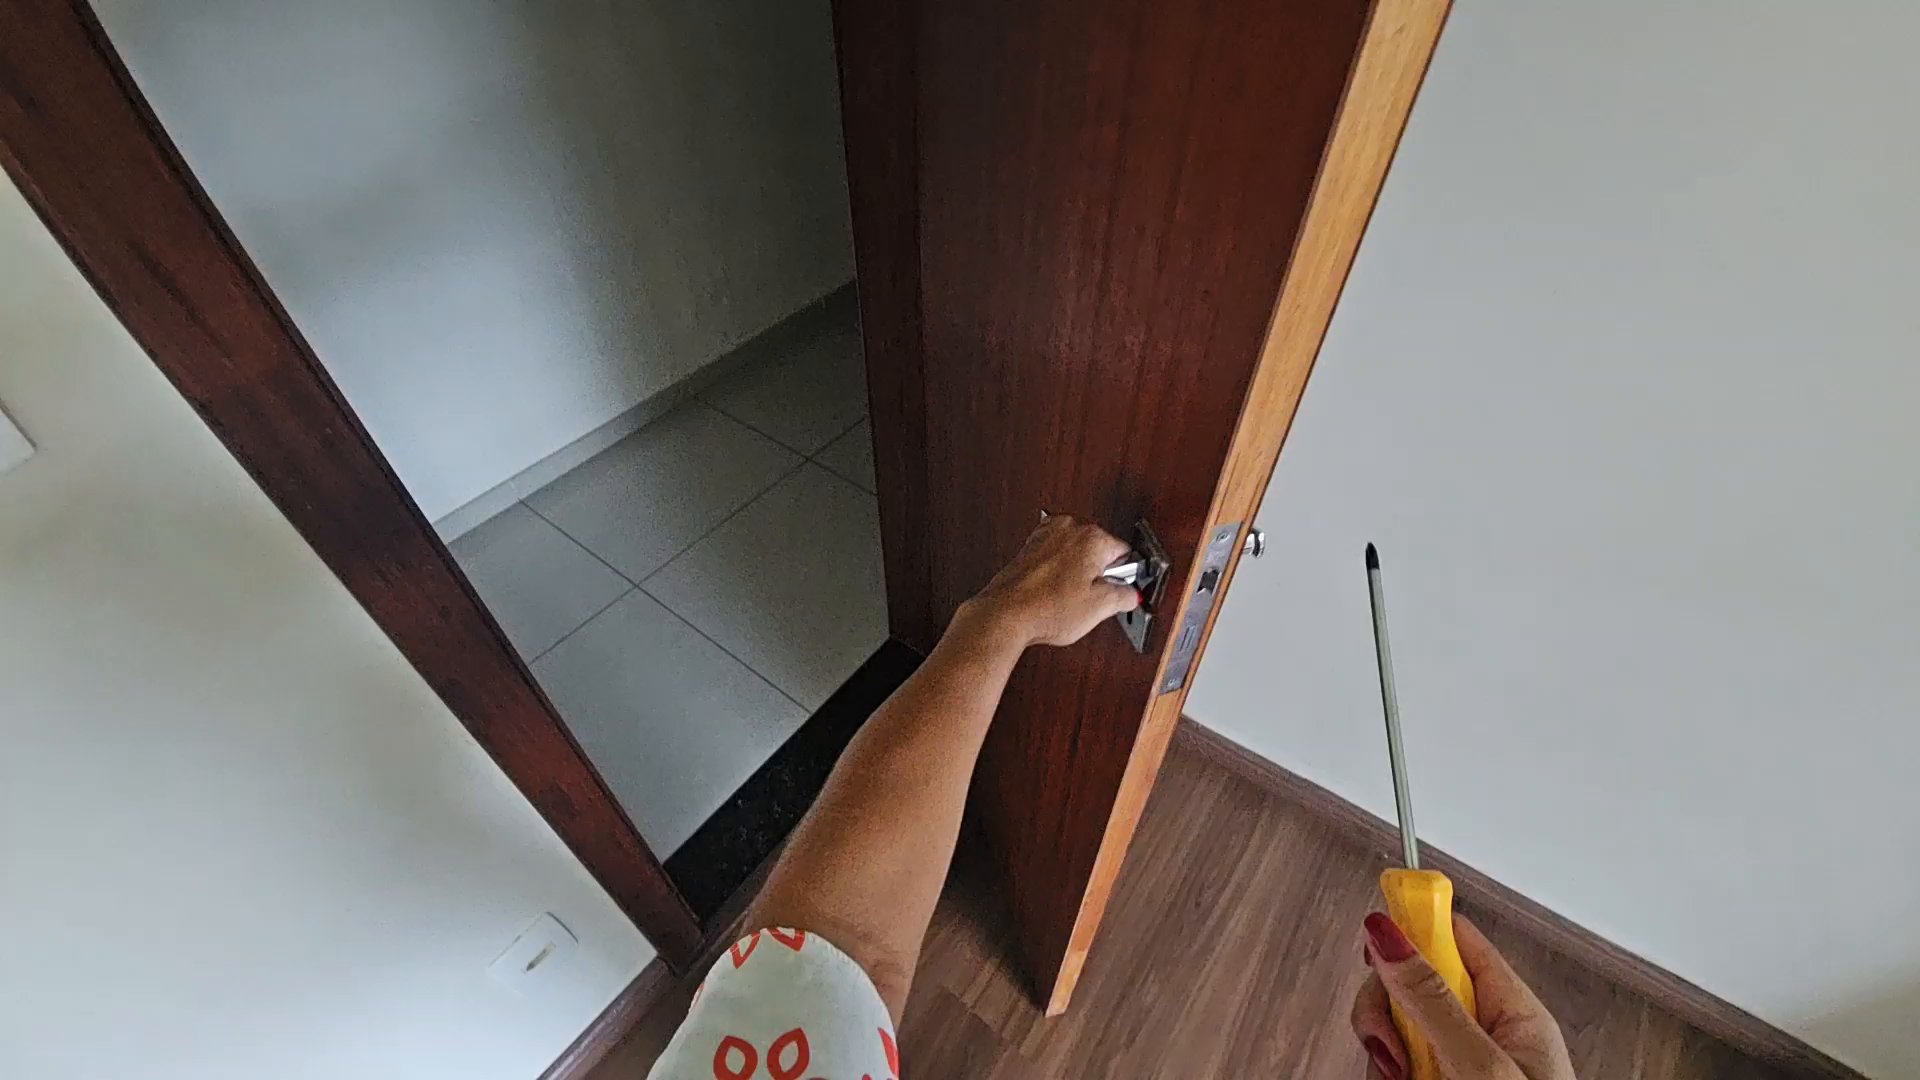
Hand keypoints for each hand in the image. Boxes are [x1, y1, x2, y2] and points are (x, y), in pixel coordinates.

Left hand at [961, 515, 1139, 647]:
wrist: (1005, 614)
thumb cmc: (1044, 608)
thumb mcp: (1099, 607)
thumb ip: (1124, 596)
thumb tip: (1131, 594)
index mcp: (1092, 537)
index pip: (1125, 552)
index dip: (1125, 577)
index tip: (1120, 591)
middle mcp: (1069, 527)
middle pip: (1100, 550)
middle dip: (1099, 574)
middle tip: (1090, 599)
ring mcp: (1046, 534)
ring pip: (1076, 553)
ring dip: (1077, 573)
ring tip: (1068, 598)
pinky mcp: (1030, 546)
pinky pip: (1056, 556)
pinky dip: (1058, 571)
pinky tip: (1054, 592)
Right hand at [1352, 913, 1574, 1079]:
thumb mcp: (1484, 1070)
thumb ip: (1432, 1000)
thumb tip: (1385, 928)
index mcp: (1512, 1012)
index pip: (1452, 934)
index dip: (1410, 923)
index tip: (1372, 930)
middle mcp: (1481, 1030)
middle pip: (1406, 975)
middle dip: (1384, 1004)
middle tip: (1391, 1043)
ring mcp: (1454, 1060)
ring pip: (1389, 1018)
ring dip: (1381, 1048)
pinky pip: (1387, 1058)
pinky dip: (1383, 1073)